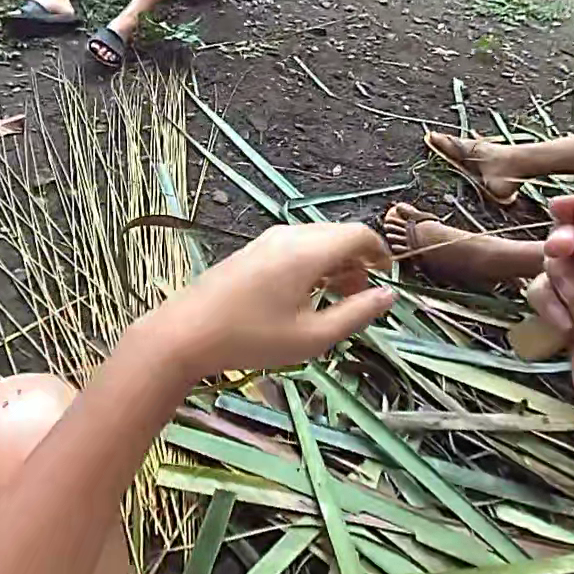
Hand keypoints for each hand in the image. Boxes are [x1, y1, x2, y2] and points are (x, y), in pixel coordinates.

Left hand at [130, 223, 394, 378]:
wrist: (185, 333)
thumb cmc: (252, 339)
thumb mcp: (312, 337)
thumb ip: (355, 314)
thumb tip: (388, 296)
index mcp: (307, 251)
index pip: (359, 234)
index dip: (381, 253)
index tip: (388, 277)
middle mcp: (289, 235)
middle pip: (338, 235)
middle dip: (358, 261)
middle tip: (361, 297)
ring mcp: (267, 240)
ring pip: (317, 241)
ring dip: (335, 264)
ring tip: (334, 300)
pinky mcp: (252, 250)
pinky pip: (295, 246)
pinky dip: (313, 264)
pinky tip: (304, 295)